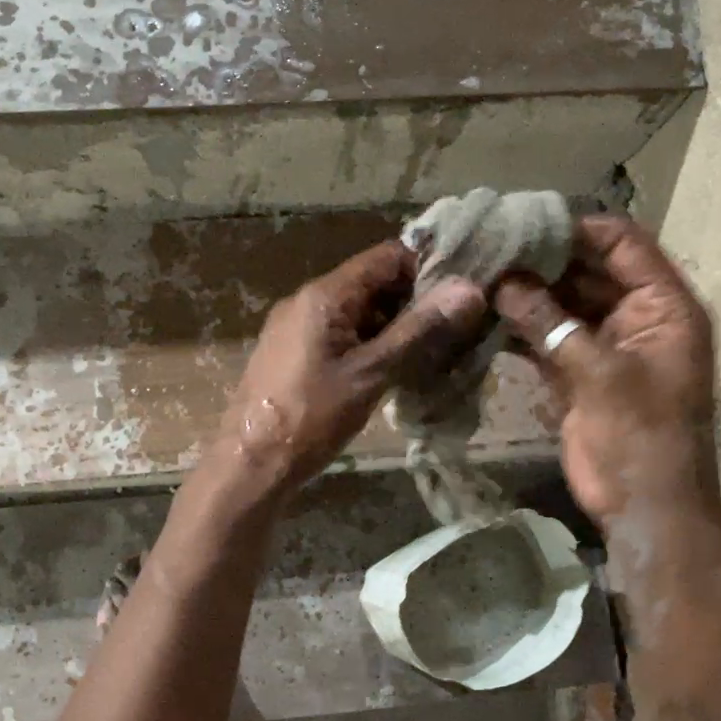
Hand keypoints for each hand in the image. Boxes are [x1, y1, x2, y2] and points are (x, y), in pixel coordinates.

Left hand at [212, 241, 486, 492]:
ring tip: (431, 353)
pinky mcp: (291, 352)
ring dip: (392, 328)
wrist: (250, 463)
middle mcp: (305, 300)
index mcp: (323, 295)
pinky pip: (339, 334)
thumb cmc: (311, 417)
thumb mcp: (371, 374)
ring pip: (357, 312)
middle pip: (371, 283)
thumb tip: (470, 289)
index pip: (386, 257)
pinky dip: (368, 345)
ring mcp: (295, 327)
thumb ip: (418, 330)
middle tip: (455, 330)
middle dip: (412, 303)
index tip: (461, 294)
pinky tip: (392, 371)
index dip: (427, 268)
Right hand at [494, 215, 718, 532]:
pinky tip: (482, 317)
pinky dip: (519, 328)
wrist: (645, 508)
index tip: (522, 222)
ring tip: (476, 276)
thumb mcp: (600, 375)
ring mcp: (606, 346)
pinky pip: (547, 337)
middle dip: (540, 260)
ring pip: (563, 303)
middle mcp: (637, 317)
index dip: (576, 229)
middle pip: (587, 270)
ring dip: (525, 293)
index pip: (623, 244)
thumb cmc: (641, 438)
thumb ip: (551, 323)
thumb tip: (503, 281)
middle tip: (486, 247)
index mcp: (664, 307)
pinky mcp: (579, 373)